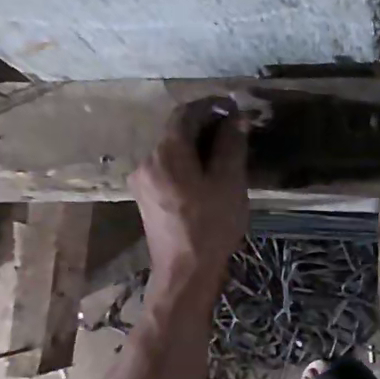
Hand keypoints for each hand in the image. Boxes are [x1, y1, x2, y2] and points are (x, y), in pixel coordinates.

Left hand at [128, 99, 249, 290]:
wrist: (185, 273)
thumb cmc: (210, 225)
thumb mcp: (228, 181)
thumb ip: (231, 145)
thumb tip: (236, 118)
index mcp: (166, 153)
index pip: (185, 113)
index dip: (211, 105)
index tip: (234, 108)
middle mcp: (148, 161)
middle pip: (177, 130)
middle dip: (206, 125)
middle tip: (236, 129)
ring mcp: (143, 180)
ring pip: (172, 149)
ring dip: (198, 144)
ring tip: (227, 151)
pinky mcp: (146, 196)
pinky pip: (168, 166)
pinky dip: (188, 161)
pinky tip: (208, 172)